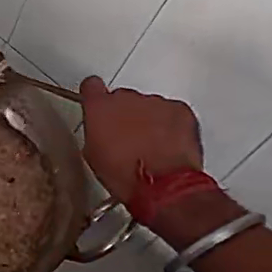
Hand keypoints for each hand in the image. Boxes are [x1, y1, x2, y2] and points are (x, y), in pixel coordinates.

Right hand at [79, 77, 203, 202]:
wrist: (162, 185)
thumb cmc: (125, 175)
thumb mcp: (94, 155)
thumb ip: (96, 132)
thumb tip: (101, 131)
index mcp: (100, 108)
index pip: (91, 85)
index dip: (94, 93)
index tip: (96, 99)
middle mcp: (127, 98)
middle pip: (124, 97)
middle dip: (125, 113)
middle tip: (127, 136)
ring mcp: (155, 102)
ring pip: (149, 105)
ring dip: (148, 120)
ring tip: (150, 146)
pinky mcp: (180, 110)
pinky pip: (172, 112)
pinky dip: (170, 124)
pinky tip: (167, 144)